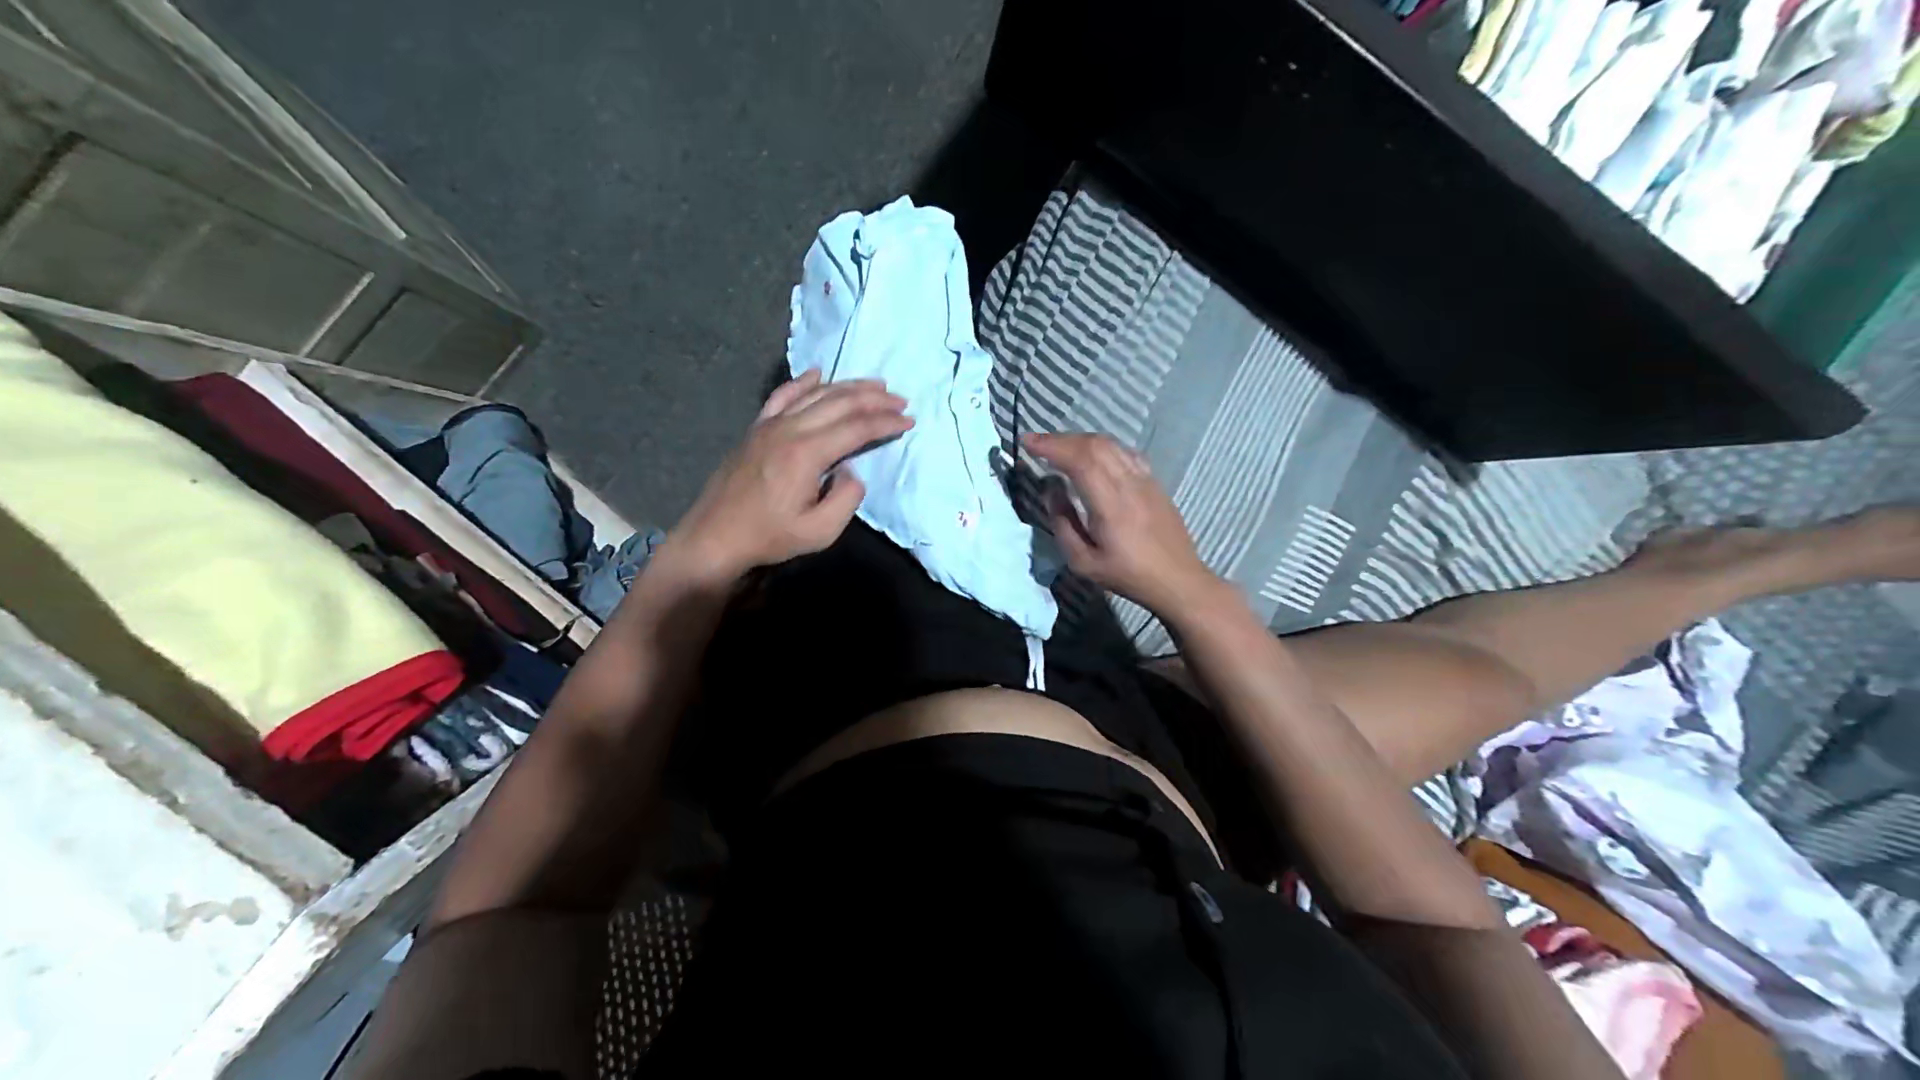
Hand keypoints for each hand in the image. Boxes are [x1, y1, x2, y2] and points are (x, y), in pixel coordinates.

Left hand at [667, 369, 911, 580]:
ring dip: (848, 387)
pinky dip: (803, 382)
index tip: (908, 420)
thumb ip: (846, 498)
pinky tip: (817, 374)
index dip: (886, 422)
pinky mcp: (756, 429)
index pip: (856, 427)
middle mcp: (789, 429)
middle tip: (900, 399)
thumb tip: (851, 470)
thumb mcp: (819, 531)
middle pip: (840, 403)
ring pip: (815, 394)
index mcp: (806, 453)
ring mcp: (769, 425)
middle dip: (874, 399)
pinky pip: (783, 396)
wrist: (715, 536)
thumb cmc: (769, 536)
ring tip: (875, 385)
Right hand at [1023, 433, 1224, 618]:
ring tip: (1058, 447)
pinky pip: (1124, 453)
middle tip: (1036, 442)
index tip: (1028, 442)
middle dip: (1060, 439)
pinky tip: (1091, 456)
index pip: (1080, 460)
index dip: (1052, 446)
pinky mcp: (1154, 482)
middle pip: (1094, 445)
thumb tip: (1051, 490)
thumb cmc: (1128, 576)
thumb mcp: (1084, 563)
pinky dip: (1101, 447)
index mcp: (1111, 505)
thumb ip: (1062, 524)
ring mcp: (1145, 480)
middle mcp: (1130, 484)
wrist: (1177, 579)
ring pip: (1110, 445)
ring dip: (1080, 440)